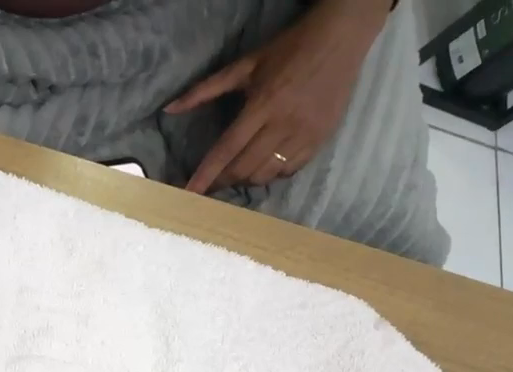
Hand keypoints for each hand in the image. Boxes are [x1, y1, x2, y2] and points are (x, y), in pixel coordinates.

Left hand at [168, 0, 388, 193]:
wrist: (343, 36)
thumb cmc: (289, 49)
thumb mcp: (245, 65)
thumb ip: (205, 90)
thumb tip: (169, 109)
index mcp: (264, 104)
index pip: (227, 149)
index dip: (206, 175)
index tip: (189, 194)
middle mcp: (285, 123)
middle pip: (245, 168)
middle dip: (222, 181)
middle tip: (210, 184)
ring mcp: (306, 133)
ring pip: (266, 173)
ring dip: (246, 179)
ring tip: (236, 173)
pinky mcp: (321, 138)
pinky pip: (289, 170)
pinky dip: (271, 174)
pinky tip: (264, 165)